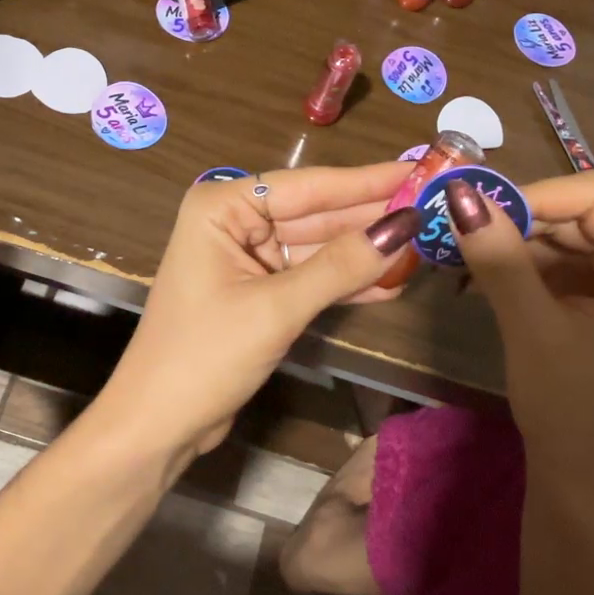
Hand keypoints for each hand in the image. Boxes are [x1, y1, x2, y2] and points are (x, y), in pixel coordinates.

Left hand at [99, 163, 423, 456]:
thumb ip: (340, 266)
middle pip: (316, 212)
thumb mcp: (276, 309)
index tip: (420, 169)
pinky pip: (312, 276)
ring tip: (427, 240)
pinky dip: (347, 281)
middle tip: (435, 204)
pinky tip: (393, 280)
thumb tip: (404, 228)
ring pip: (319, 246)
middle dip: (373, 215)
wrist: (159, 425)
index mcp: (223, 207)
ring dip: (366, 250)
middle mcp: (234, 222)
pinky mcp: (260, 292)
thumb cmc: (205, 357)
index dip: (368, 181)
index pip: (308, 186)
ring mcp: (247, 257)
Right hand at [444, 171, 593, 490]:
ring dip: (514, 239)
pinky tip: (481, 268)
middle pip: (579, 213)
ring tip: (463, 246)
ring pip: (564, 233)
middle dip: (520, 220)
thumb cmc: (568, 404)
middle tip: (461, 226)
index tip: (479, 208)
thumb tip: (459, 193)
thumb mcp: (530, 326)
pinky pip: (559, 259)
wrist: (577, 471)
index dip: (537, 195)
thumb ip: (498, 257)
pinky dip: (520, 261)